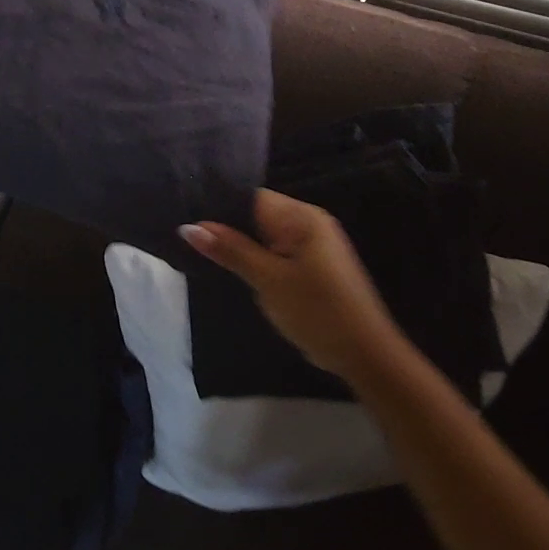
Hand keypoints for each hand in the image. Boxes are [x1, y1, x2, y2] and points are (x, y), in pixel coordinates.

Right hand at [180, 189, 403, 378]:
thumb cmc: (316, 310)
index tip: (184, 219)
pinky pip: (277, 252)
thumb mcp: (267, 280)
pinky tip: (235, 271)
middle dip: (226, 229)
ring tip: (200, 254)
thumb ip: (230, 250)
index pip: (250, 198)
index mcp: (301, 216)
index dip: (218, 208)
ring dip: (240, 247)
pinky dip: (257, 260)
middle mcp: (309, 221)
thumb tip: (188, 227)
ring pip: (264, 236)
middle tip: (186, 240)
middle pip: (256, 215)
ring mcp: (313, 244)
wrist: (363, 352)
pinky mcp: (313, 265)